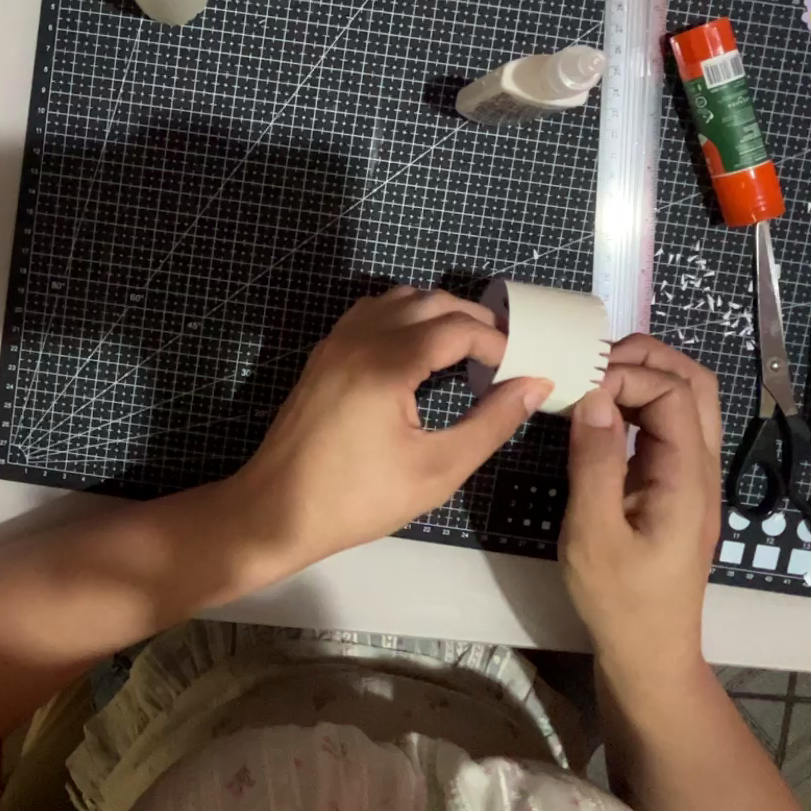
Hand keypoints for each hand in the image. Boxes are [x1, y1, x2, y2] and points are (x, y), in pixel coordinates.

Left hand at [229, 286, 551, 563]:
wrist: (276, 509)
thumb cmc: (358, 498)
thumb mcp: (437, 470)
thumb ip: (491, 423)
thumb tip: (534, 385)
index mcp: (387, 362)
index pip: (457, 328)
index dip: (497, 344)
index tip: (520, 370)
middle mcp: (359, 338)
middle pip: (428, 301)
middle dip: (471, 320)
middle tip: (502, 353)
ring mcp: (335, 342)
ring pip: (396, 300)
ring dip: (434, 313)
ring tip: (464, 349)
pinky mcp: (322, 355)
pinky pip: (368, 314)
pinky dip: (401, 318)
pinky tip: (416, 351)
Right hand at [560, 334, 723, 682]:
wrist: (648, 649)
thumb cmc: (618, 597)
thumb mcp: (593, 533)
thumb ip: (594, 462)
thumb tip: (591, 395)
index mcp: (687, 477)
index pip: (672, 393)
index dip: (625, 374)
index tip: (576, 383)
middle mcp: (701, 467)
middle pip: (694, 383)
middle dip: (645, 357)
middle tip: (589, 361)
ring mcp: (692, 473)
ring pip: (686, 398)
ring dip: (644, 373)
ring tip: (592, 375)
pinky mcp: (674, 482)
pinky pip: (667, 421)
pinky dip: (637, 398)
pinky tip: (599, 407)